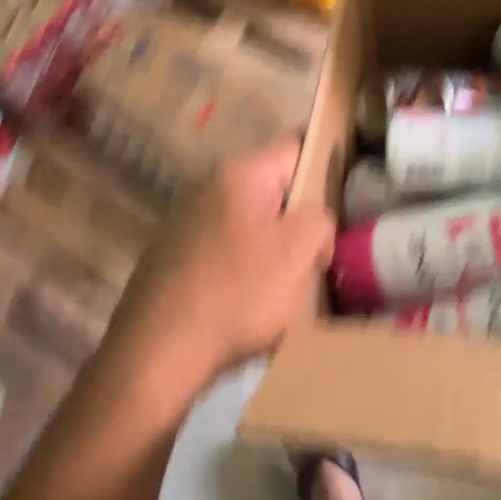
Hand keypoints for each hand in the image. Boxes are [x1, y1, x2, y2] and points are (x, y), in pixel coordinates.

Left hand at [108, 139, 335, 386]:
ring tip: (284, 288)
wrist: (157, 353)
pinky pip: (223, 251)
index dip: (325, 166)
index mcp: (240, 174)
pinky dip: (241, 270)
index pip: (296, 146)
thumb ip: (319, 218)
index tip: (343, 199)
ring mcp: (183, 221)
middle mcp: (207, 186)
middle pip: (273, 189)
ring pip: (249, 223)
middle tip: (316, 255)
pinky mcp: (170, 257)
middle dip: (297, 219)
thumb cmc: (237, 295)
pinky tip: (245, 305)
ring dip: (270, 248)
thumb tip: (314, 220)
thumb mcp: (298, 253)